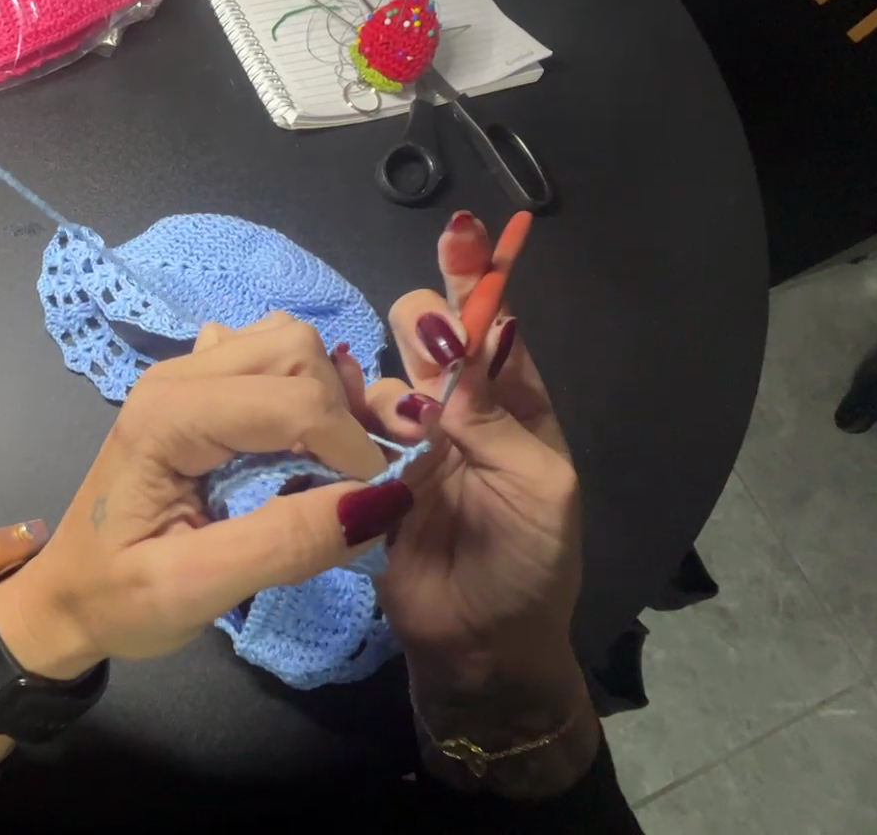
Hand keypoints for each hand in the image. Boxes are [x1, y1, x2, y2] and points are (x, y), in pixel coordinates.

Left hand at [0, 314, 419, 678]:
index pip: (293, 400)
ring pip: (286, 340)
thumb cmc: (116, 598)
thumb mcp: (194, 590)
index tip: (368, 508)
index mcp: (167, 417)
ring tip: (328, 460)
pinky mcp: (196, 384)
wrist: (66, 592)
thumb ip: (284, 544)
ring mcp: (184, 371)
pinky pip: (265, 353)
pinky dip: (301, 384)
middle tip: (348, 480)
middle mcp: (176, 376)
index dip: (350, 449)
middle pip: (295, 348)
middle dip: (341, 410)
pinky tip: (292, 439)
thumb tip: (380, 500)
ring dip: (326, 392)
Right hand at [348, 211, 582, 665]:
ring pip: (380, 378)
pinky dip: (340, 411)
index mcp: (514, 407)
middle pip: (430, 338)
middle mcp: (458, 411)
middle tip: (425, 367)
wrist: (476, 642)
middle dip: (423, 333)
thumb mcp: (539, 490)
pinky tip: (337, 423)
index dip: (477, 279)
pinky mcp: (365, 466)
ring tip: (401, 442)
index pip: (493, 328)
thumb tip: (455, 341)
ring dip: (385, 394)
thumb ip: (494, 416)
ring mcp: (407, 439)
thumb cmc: (528, 564)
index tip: (460, 234)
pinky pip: (345, 421)